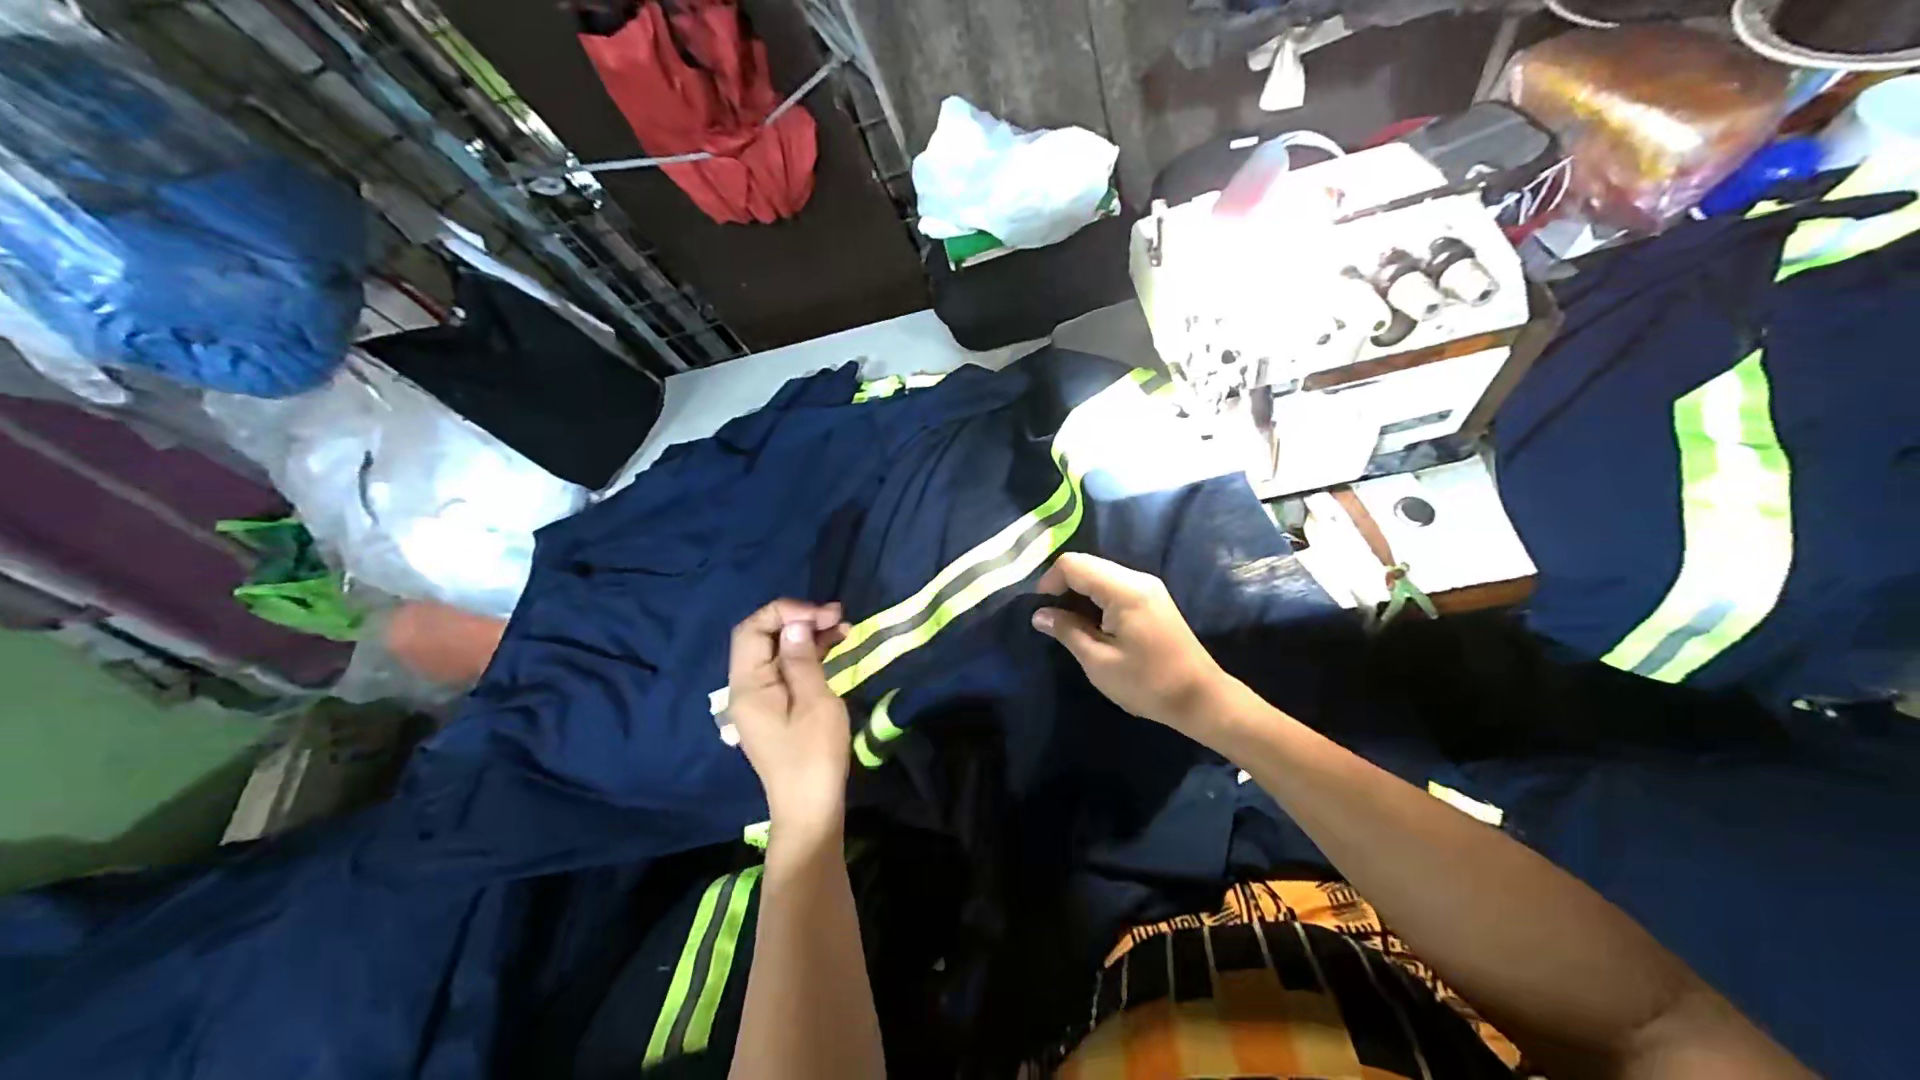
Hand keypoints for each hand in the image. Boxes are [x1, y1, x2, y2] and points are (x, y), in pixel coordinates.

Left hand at [728, 600, 852, 832]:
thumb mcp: (814, 701)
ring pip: (777, 652)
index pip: (752, 630)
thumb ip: (801, 659)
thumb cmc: (814, 755)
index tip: (821, 614)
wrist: (810, 809)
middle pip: (762, 638)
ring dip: (807, 635)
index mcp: (747, 685)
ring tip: (843, 626)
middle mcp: (746, 688)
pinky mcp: (776, 708)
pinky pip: (786, 670)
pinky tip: (835, 646)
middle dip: (798, 620)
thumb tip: (794, 625)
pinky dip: (808, 655)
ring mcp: (760, 699)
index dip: (784, 612)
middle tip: (837, 616)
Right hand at [1031, 553, 1234, 731]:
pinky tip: (1091, 622)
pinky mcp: (1152, 598)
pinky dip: (1095, 597)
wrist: (1199, 699)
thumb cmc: (1147, 684)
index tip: (1041, 610)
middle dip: (1063, 585)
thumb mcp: (1099, 662)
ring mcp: (1148, 587)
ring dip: (1079, 592)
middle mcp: (1138, 579)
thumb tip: (1040, 614)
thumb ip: (1068, 631)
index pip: (1074, 564)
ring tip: (1068, 623)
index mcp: (1125, 590)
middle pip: (1087, 564)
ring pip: (1100, 573)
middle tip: (1051, 618)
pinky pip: (1114, 585)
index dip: (1049, 581)